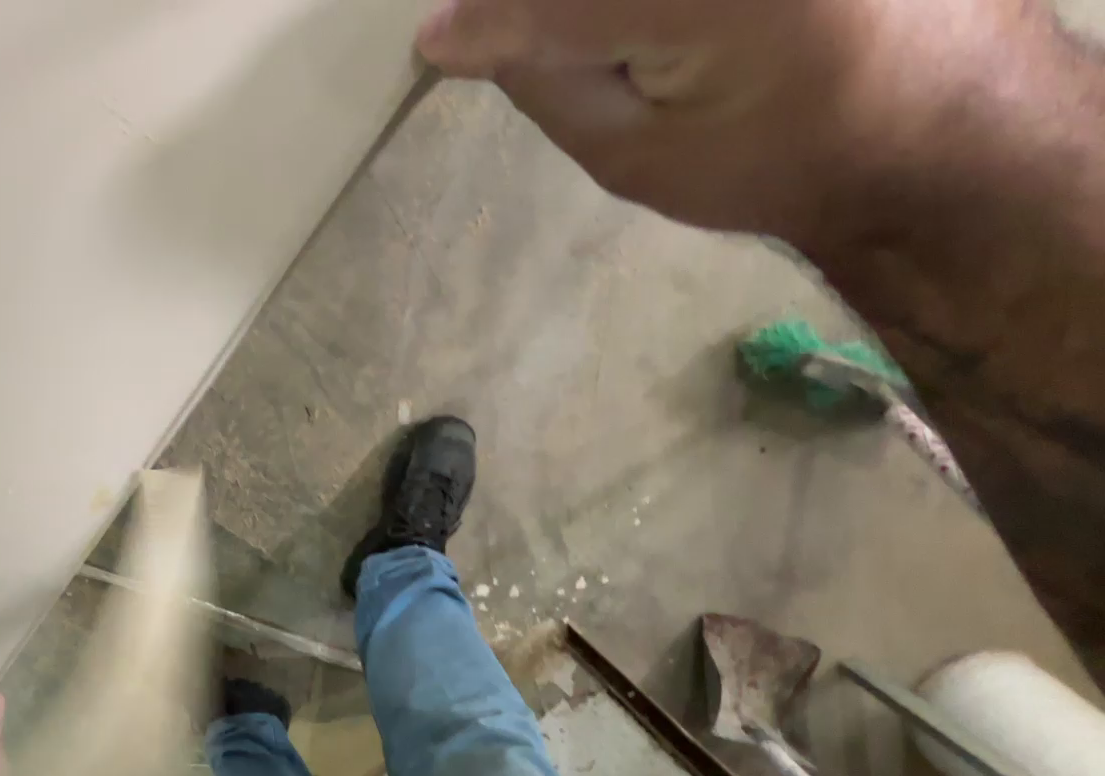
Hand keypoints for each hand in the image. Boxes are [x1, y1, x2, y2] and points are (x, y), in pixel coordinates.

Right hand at [414, 0, 1065, 245]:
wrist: (937, 124)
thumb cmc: (775, 165)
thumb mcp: (635, 155)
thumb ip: (547, 81)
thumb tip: (460, 34)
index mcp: (706, 3)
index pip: (555, 1)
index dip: (483, 18)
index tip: (432, 42)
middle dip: (528, 7)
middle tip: (483, 37)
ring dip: (573, 12)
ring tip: (587, 59)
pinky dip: (615, 13)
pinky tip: (616, 42)